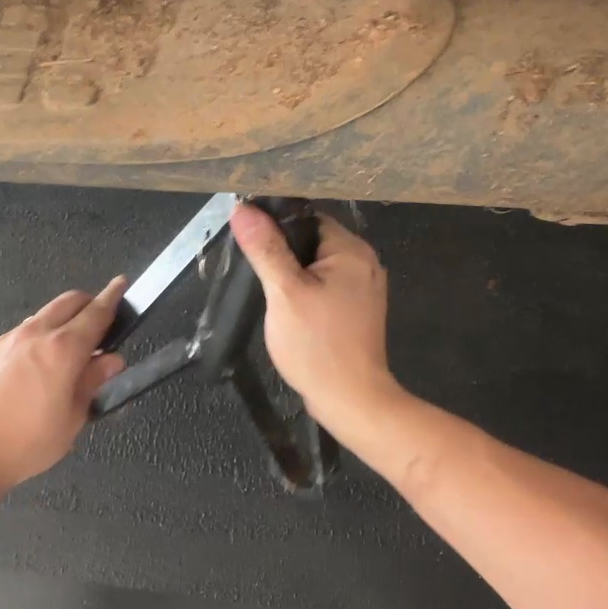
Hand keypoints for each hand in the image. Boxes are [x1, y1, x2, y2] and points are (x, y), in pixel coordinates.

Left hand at [0, 278, 127, 492]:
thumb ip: (93, 382)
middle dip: (87, 304)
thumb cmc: (25, 443)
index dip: (113, 297)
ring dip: (59, 324)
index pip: (96, 313)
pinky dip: (33, 342)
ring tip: (65, 353)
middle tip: (99, 321)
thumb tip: (110, 361)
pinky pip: (16, 337)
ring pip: (40, 318)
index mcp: (63, 350)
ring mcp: (5, 341)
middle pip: (67, 302)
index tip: (121, 285)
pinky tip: (30, 372)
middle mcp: (33, 335)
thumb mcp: (73, 418)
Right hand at [229, 204, 396, 430]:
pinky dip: (307, 295)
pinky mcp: (358, 312)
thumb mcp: (284, 293)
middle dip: (283, 256)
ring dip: (294, 278)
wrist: (350, 399)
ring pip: (318, 268)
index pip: (308, 219)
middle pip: (313, 243)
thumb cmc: (317, 345)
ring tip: (271, 295)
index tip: (251, 246)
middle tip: (257, 274)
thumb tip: (243, 209)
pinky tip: (290, 313)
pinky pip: (327, 290)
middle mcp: (365, 263)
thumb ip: (265, 249)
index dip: (277, 228)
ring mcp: (364, 290)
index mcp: (352, 250)